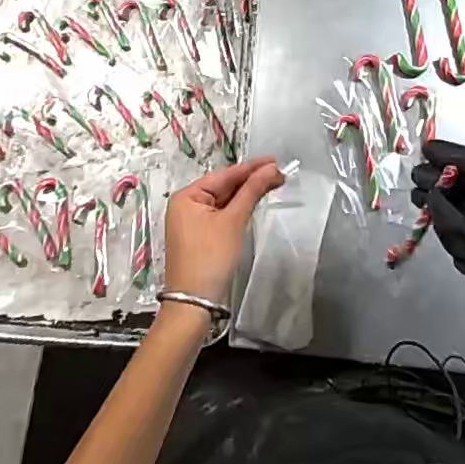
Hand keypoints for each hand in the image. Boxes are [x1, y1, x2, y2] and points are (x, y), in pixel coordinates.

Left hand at [162, 156, 284, 302]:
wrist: (194, 303)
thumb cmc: (211, 257)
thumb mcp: (233, 221)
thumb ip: (252, 192)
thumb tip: (271, 169)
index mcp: (187, 196)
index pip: (224, 175)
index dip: (251, 168)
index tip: (275, 160)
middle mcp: (185, 204)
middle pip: (223, 186)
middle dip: (250, 180)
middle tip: (279, 173)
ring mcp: (190, 221)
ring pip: (223, 201)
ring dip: (246, 193)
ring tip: (272, 183)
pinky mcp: (198, 235)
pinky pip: (220, 214)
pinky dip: (237, 208)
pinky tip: (254, 201)